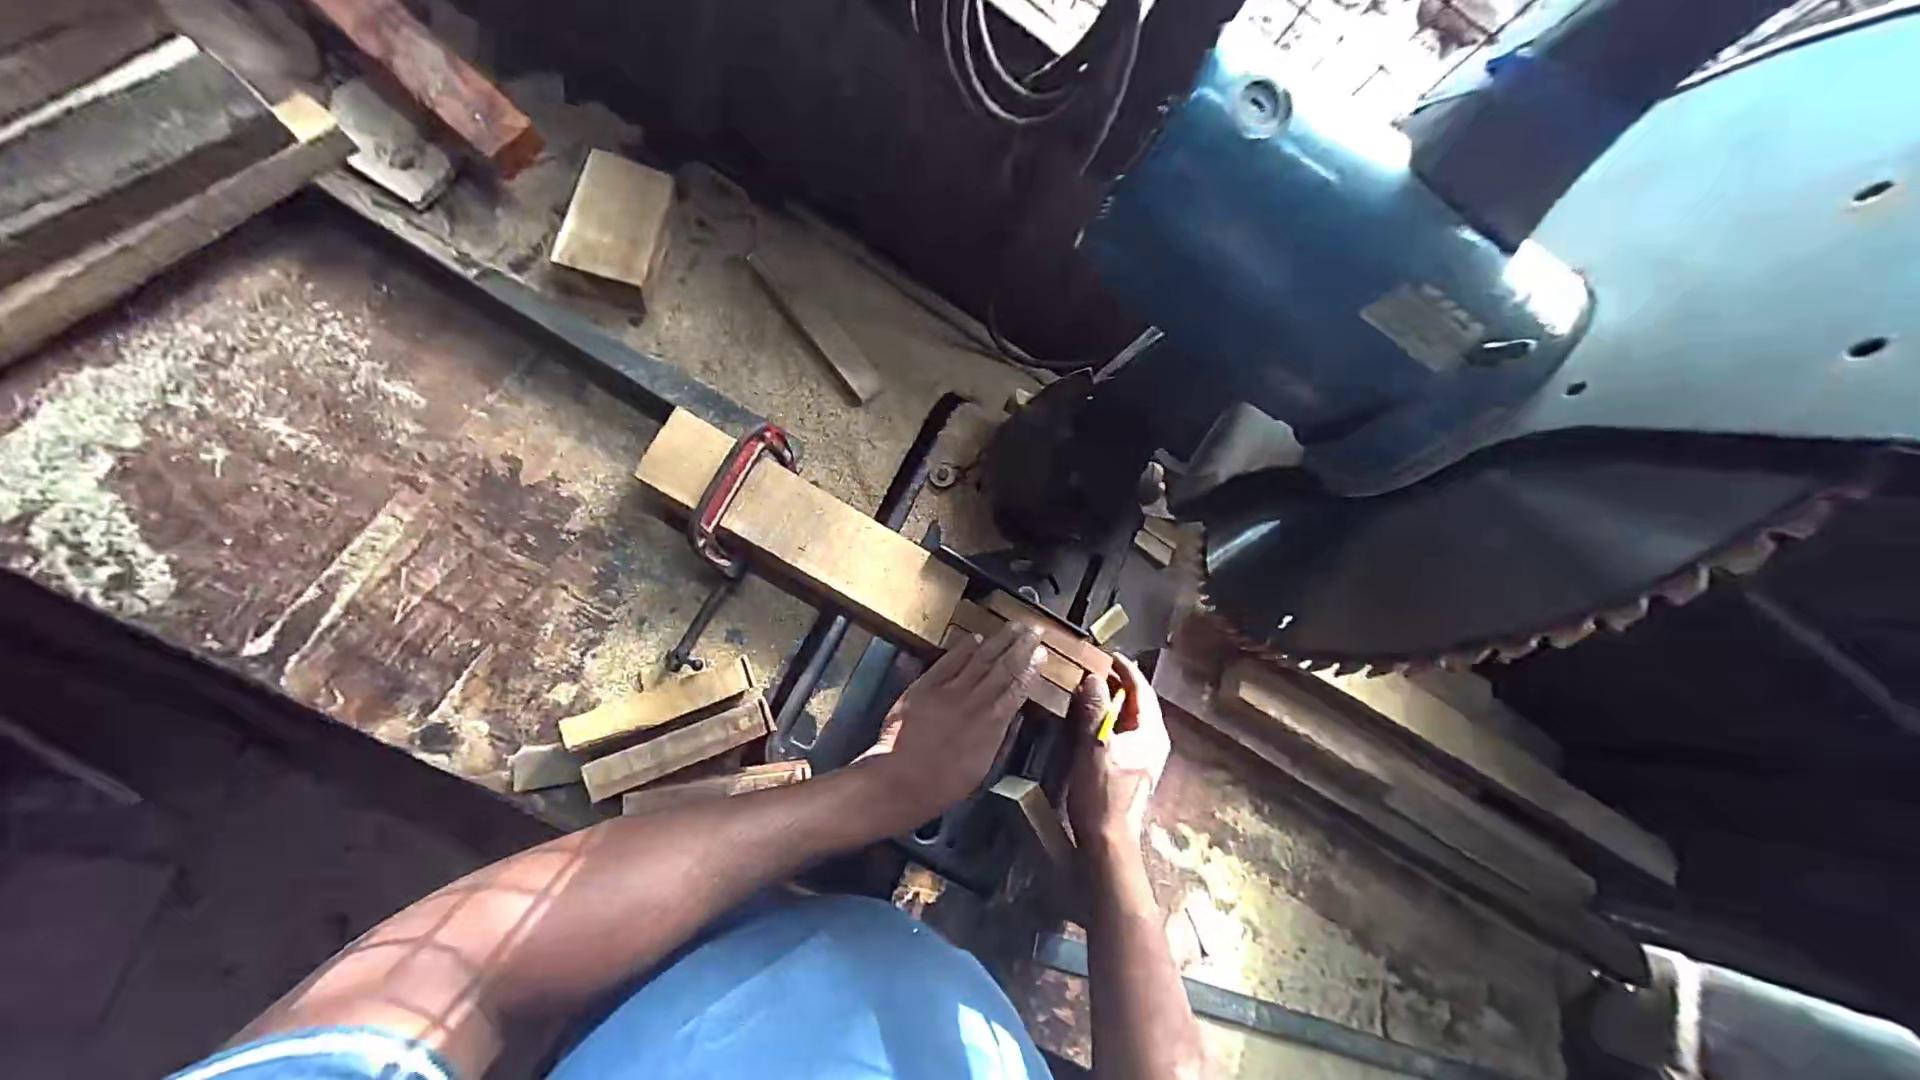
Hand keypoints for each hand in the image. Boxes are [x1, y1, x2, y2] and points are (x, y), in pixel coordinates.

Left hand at [855, 622, 1045, 833]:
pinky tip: (976, 637)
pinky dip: (963, 648)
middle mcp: (974, 702)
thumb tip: (1012, 716)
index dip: (1030, 669)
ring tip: (1013, 626)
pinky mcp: (924, 686)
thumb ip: (998, 738)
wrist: (901, 780)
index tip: (1041, 653)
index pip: (1016, 689)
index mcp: (991, 724)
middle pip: (1002, 668)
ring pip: (979, 659)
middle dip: (1020, 646)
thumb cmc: (944, 784)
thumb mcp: (982, 767)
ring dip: (998, 641)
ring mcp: (948, 691)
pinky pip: (948, 662)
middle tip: (1034, 630)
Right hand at [1067, 654, 1170, 853]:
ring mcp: (1146, 756)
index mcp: (1151, 734)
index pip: (1142, 691)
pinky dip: (1112, 718)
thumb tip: (1094, 678)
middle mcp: (1154, 742)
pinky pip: (1126, 731)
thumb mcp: (1094, 748)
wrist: (1108, 841)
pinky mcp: (1134, 767)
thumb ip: (1094, 711)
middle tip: (1098, 667)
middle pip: (1139, 703)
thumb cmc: (1102, 795)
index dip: (1126, 670)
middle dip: (1120, 683)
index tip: (1110, 655)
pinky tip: (1095, 719)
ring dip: (1114, 701)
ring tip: (1093, 687)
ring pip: (1132, 717)